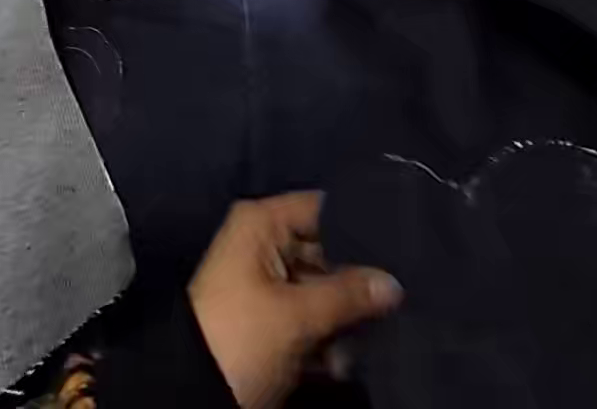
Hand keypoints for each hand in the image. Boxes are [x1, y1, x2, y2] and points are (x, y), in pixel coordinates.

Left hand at [188, 192, 402, 408]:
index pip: (318, 208)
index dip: (357, 223)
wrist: (194, 388)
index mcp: (261, 223)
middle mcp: (264, 241)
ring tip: (373, 339)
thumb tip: (394, 281)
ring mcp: (267, 278)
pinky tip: (346, 361)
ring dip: (345, 315)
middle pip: (324, 249)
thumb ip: (347, 294)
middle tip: (402, 299)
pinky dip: (328, 334)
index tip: (400, 241)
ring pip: (321, 285)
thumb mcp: (296, 315)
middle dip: (357, 279)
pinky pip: (310, 312)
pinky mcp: (271, 314)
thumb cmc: (242, 334)